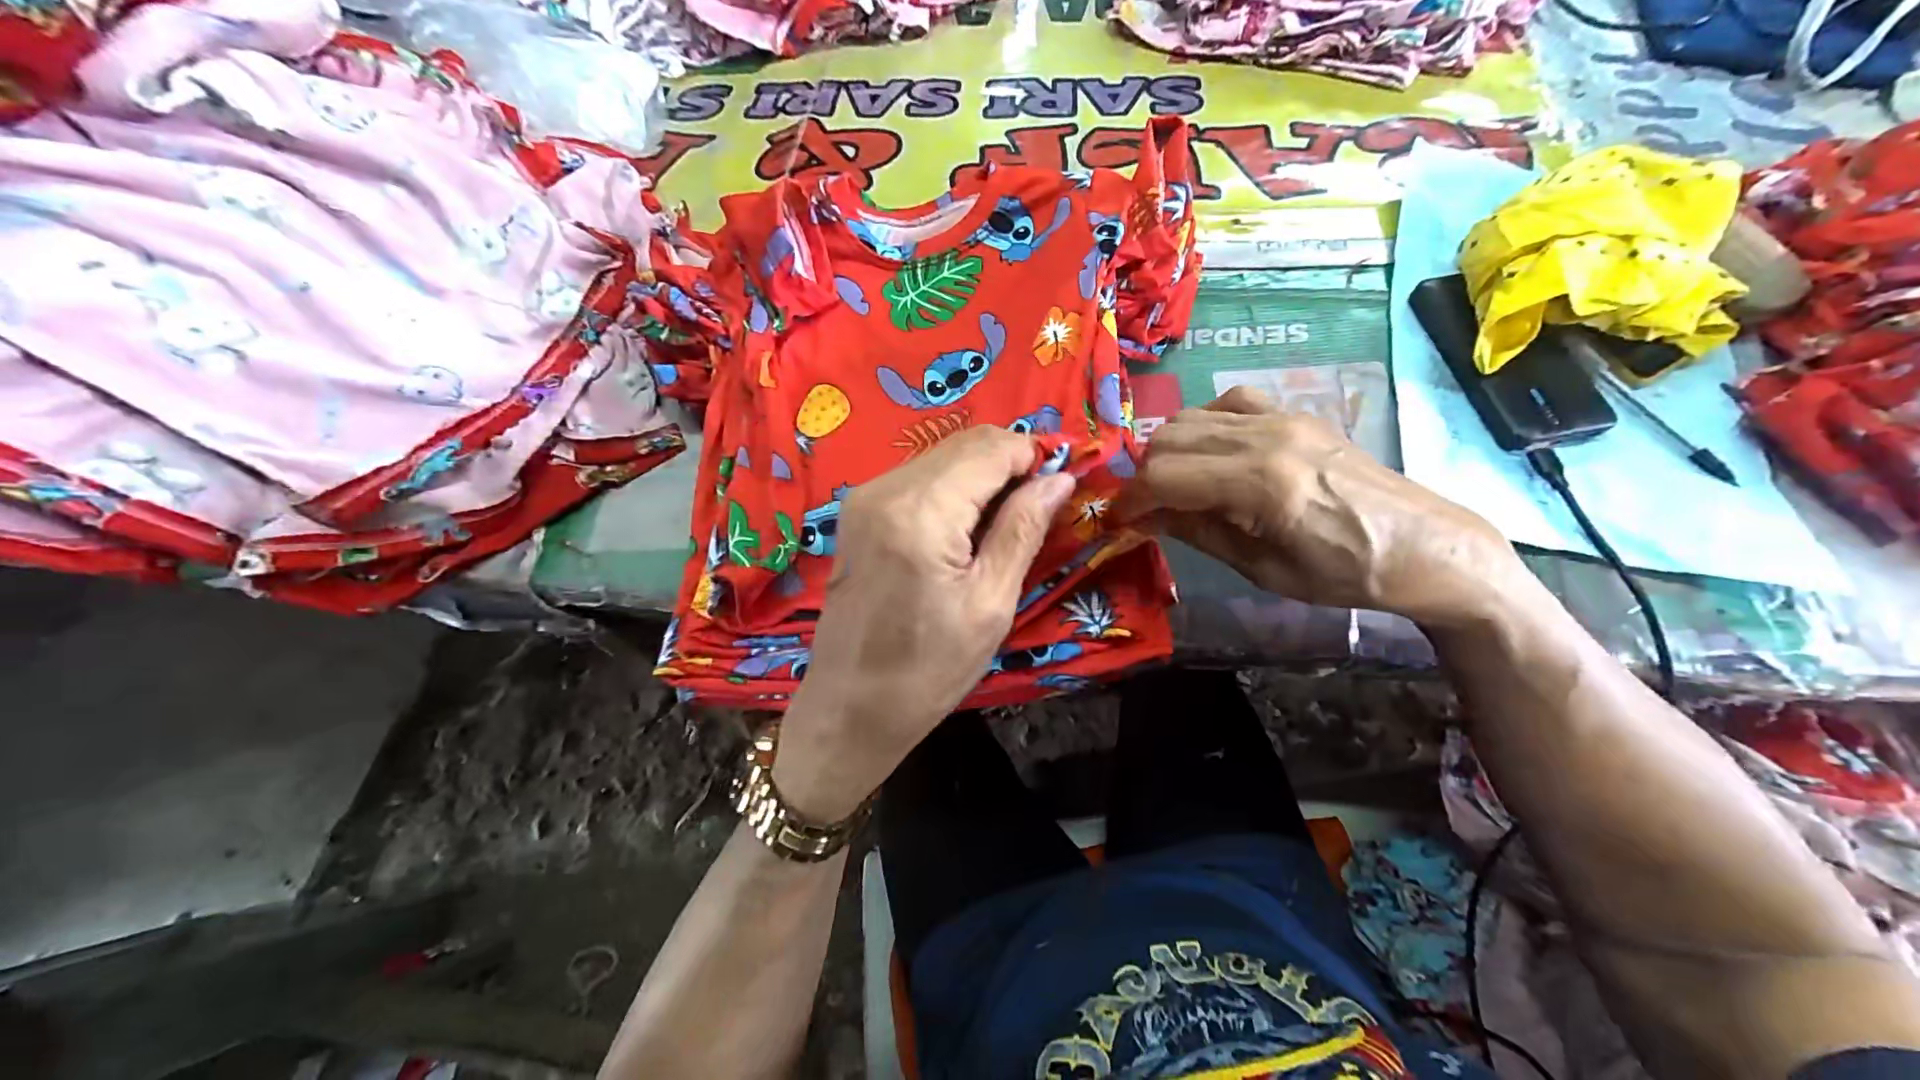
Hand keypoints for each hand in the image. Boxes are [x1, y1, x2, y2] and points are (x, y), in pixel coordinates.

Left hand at [773, 426, 1075, 821]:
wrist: (849, 708)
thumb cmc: (927, 670)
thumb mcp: (990, 604)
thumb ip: (1023, 529)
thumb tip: (1059, 479)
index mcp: (921, 511)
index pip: (990, 449)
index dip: (1034, 455)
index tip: (1064, 481)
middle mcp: (886, 488)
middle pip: (964, 444)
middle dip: (1010, 461)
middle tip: (1042, 501)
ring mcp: (864, 497)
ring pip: (941, 456)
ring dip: (982, 474)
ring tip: (1009, 518)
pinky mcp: (857, 512)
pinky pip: (917, 478)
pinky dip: (952, 487)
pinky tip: (969, 525)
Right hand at [1120, 386, 1526, 628]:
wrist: (1428, 546)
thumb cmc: (1348, 573)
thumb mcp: (1264, 569)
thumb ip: (1200, 533)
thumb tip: (1148, 517)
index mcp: (1260, 484)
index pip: (1163, 476)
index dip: (1131, 499)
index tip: (1119, 521)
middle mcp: (1266, 437)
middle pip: (1168, 439)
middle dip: (1144, 476)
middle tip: (1144, 509)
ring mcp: (1283, 418)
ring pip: (1192, 416)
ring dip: (1168, 449)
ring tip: (1173, 486)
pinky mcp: (1296, 414)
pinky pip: (1229, 402)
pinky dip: (1204, 423)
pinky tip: (1211, 452)